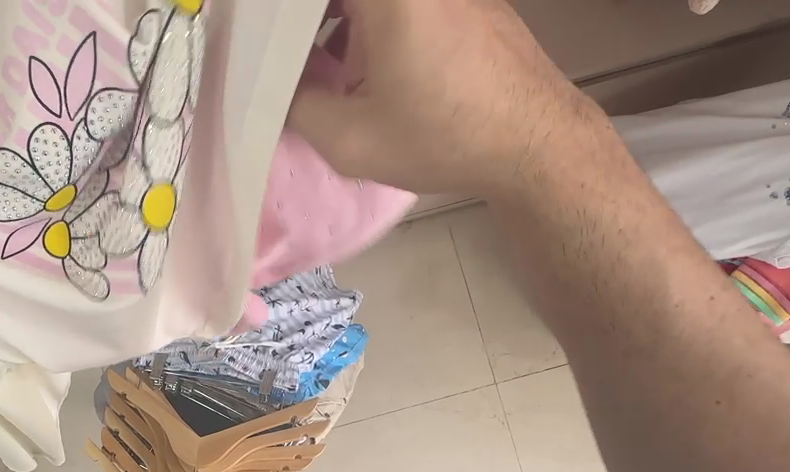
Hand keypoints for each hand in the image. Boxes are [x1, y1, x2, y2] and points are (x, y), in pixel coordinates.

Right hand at [288, 0, 602, 197]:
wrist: (532, 141)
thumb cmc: (442, 138)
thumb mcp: (352, 140)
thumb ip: (300, 108)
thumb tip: (278, 90)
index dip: (276, 14)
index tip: (257, 33)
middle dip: (305, 18)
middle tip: (284, 52)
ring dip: (338, 16)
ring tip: (317, 59)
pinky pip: (402, 1)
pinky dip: (371, 19)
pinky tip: (362, 60)